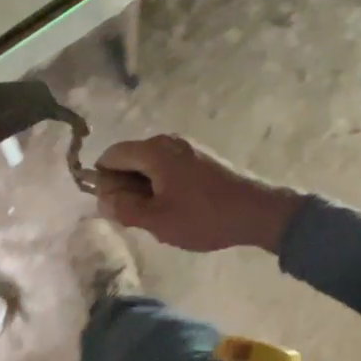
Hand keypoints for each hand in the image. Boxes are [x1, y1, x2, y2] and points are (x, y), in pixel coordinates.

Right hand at [94, 135, 304, 252]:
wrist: (257, 213)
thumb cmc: (204, 217)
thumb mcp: (157, 220)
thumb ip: (124, 208)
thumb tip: (103, 199)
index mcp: (153, 150)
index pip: (110, 156)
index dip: (104, 182)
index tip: (116, 208)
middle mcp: (168, 141)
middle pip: (129, 159)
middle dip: (125, 187)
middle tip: (137, 217)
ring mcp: (187, 148)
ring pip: (149, 166)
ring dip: (145, 190)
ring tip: (158, 217)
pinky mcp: (200, 160)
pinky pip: (168, 169)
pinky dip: (162, 187)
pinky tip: (176, 210)